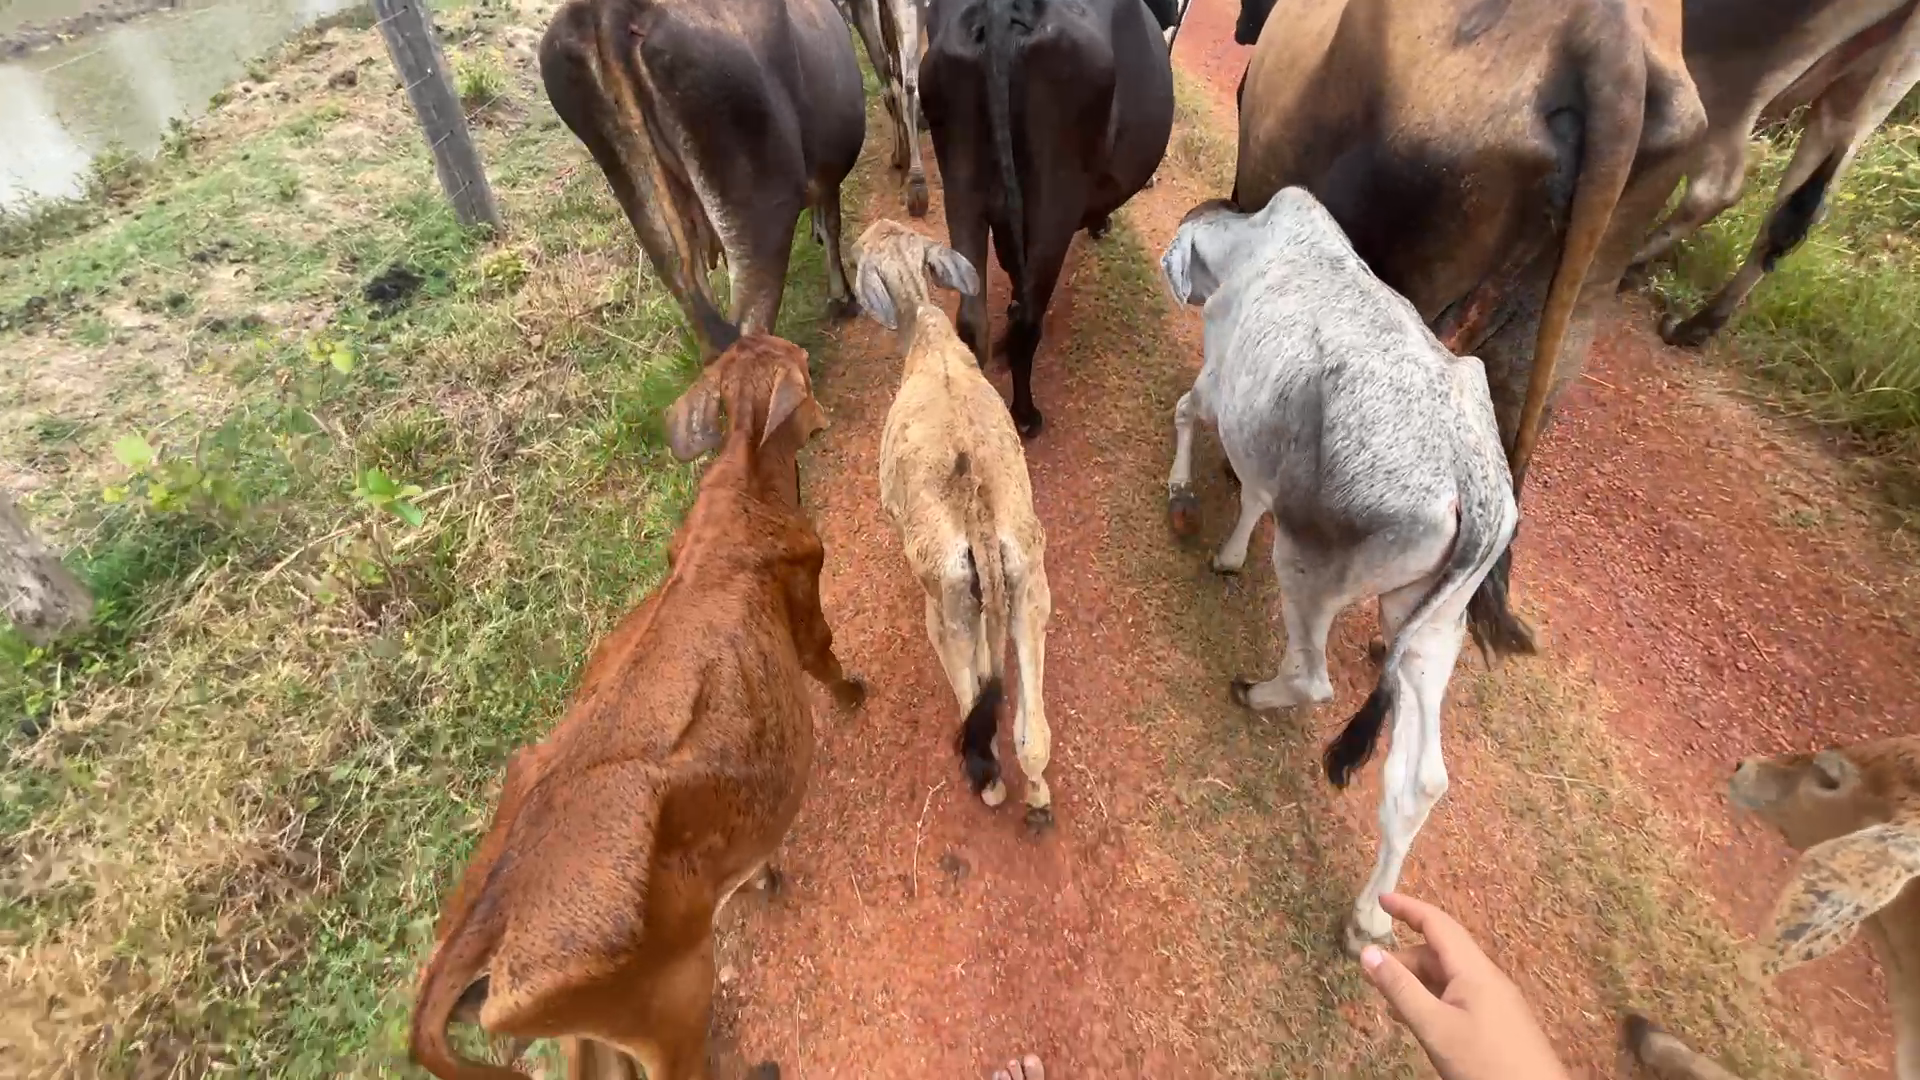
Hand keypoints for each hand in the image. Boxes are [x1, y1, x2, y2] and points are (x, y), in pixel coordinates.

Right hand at [1359, 893, 1571, 1079]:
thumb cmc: (1486, 1064)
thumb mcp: (1434, 1027)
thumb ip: (1399, 987)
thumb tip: (1366, 951)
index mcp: (1474, 970)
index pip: (1437, 923)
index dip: (1407, 907)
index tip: (1379, 900)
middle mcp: (1488, 979)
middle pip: (1439, 952)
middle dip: (1404, 958)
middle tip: (1374, 974)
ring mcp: (1498, 1003)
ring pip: (1449, 978)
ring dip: (1417, 982)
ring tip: (1392, 1005)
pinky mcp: (1502, 1026)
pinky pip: (1460, 998)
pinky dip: (1433, 999)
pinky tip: (1422, 1022)